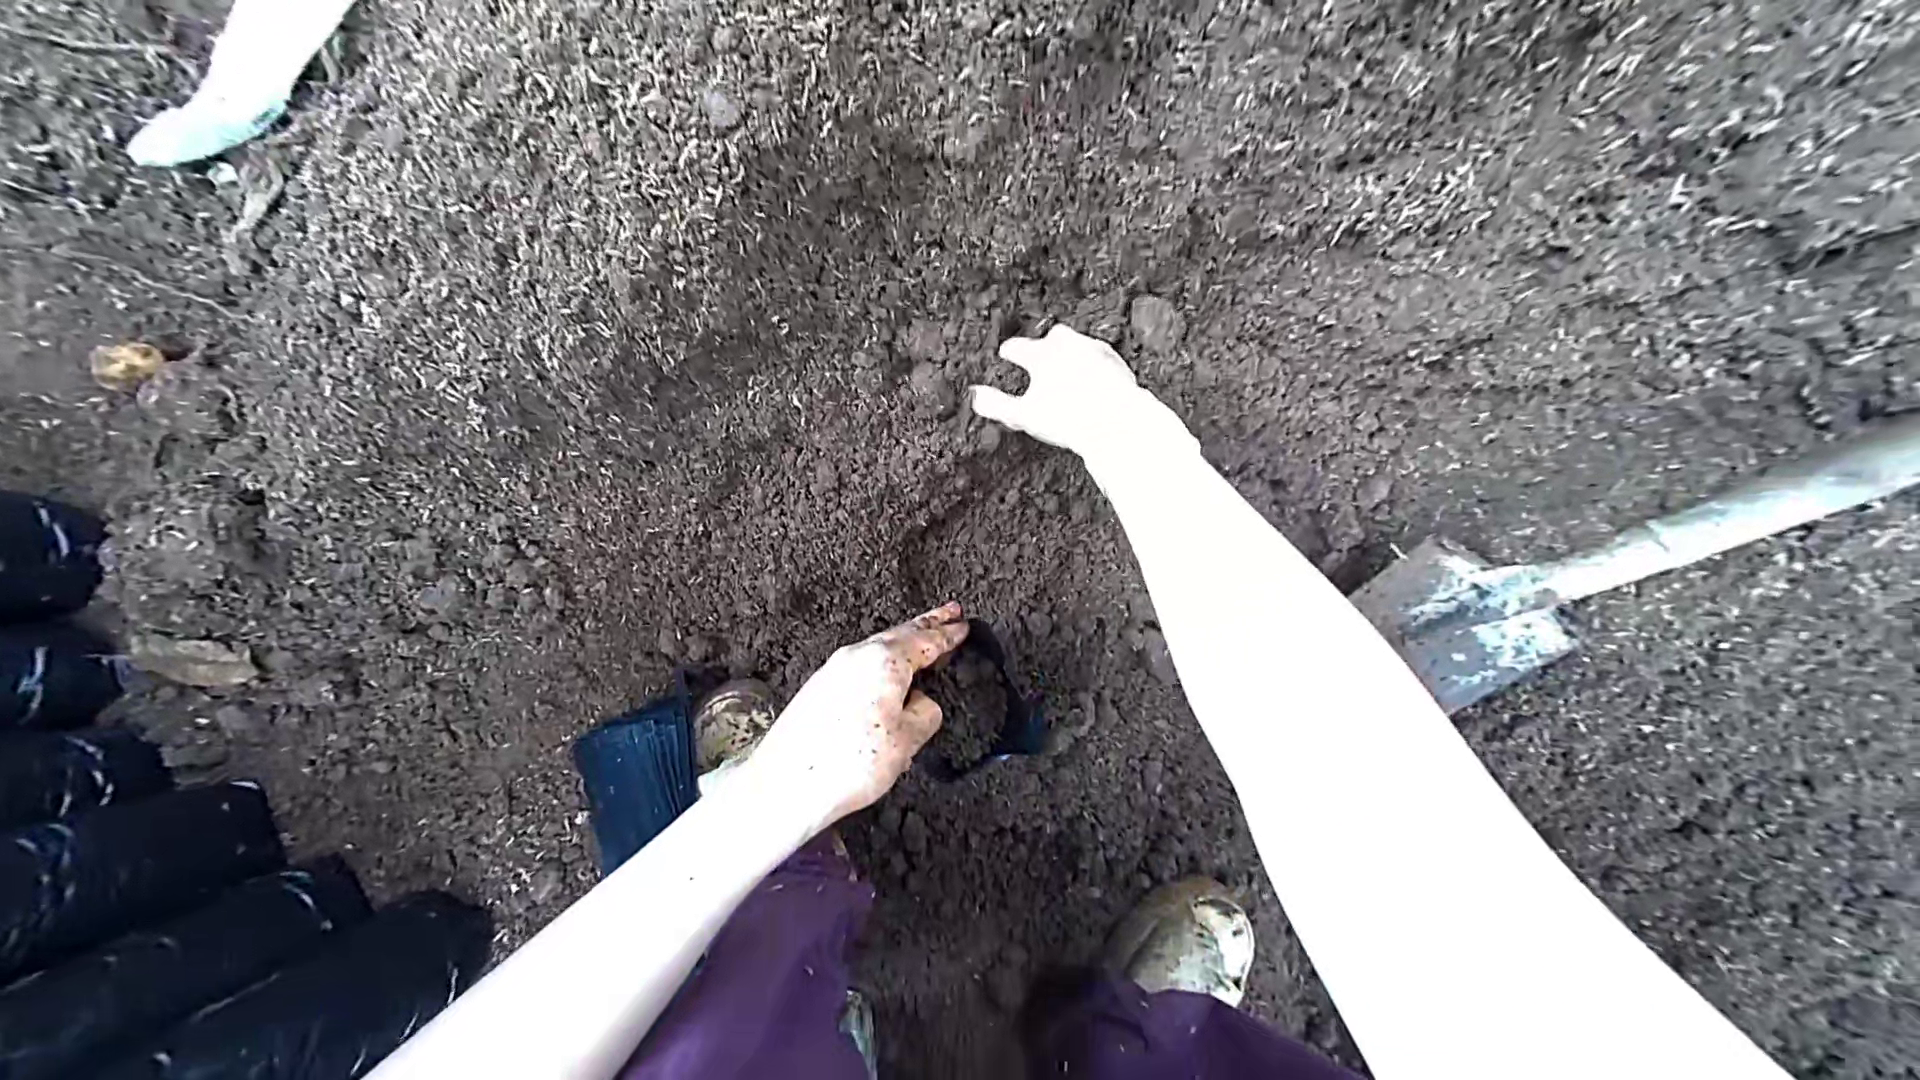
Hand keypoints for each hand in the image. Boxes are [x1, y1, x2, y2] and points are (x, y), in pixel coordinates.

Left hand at [747, 603, 970, 827]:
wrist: (784, 785)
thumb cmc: (845, 765)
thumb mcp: (907, 742)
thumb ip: (925, 715)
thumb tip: (923, 704)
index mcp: (885, 662)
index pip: (927, 641)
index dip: (949, 634)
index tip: (963, 626)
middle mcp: (857, 656)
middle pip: (901, 634)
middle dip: (928, 623)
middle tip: (949, 613)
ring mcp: (835, 669)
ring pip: (879, 647)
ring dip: (904, 641)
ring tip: (922, 641)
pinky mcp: (820, 686)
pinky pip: (862, 663)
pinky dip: (883, 660)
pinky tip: (886, 675)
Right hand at [968, 324, 1198, 467]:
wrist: (1117, 423)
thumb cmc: (1068, 418)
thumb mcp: (1023, 415)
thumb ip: (996, 404)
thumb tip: (974, 396)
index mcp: (1043, 353)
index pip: (1018, 347)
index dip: (1009, 352)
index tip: (1005, 353)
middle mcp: (1071, 345)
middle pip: (1053, 338)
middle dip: (1044, 345)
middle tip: (1039, 356)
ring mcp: (1097, 352)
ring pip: (1079, 346)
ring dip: (1070, 354)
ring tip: (1065, 369)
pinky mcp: (1118, 366)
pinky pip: (1101, 360)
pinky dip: (1093, 367)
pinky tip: (1092, 380)